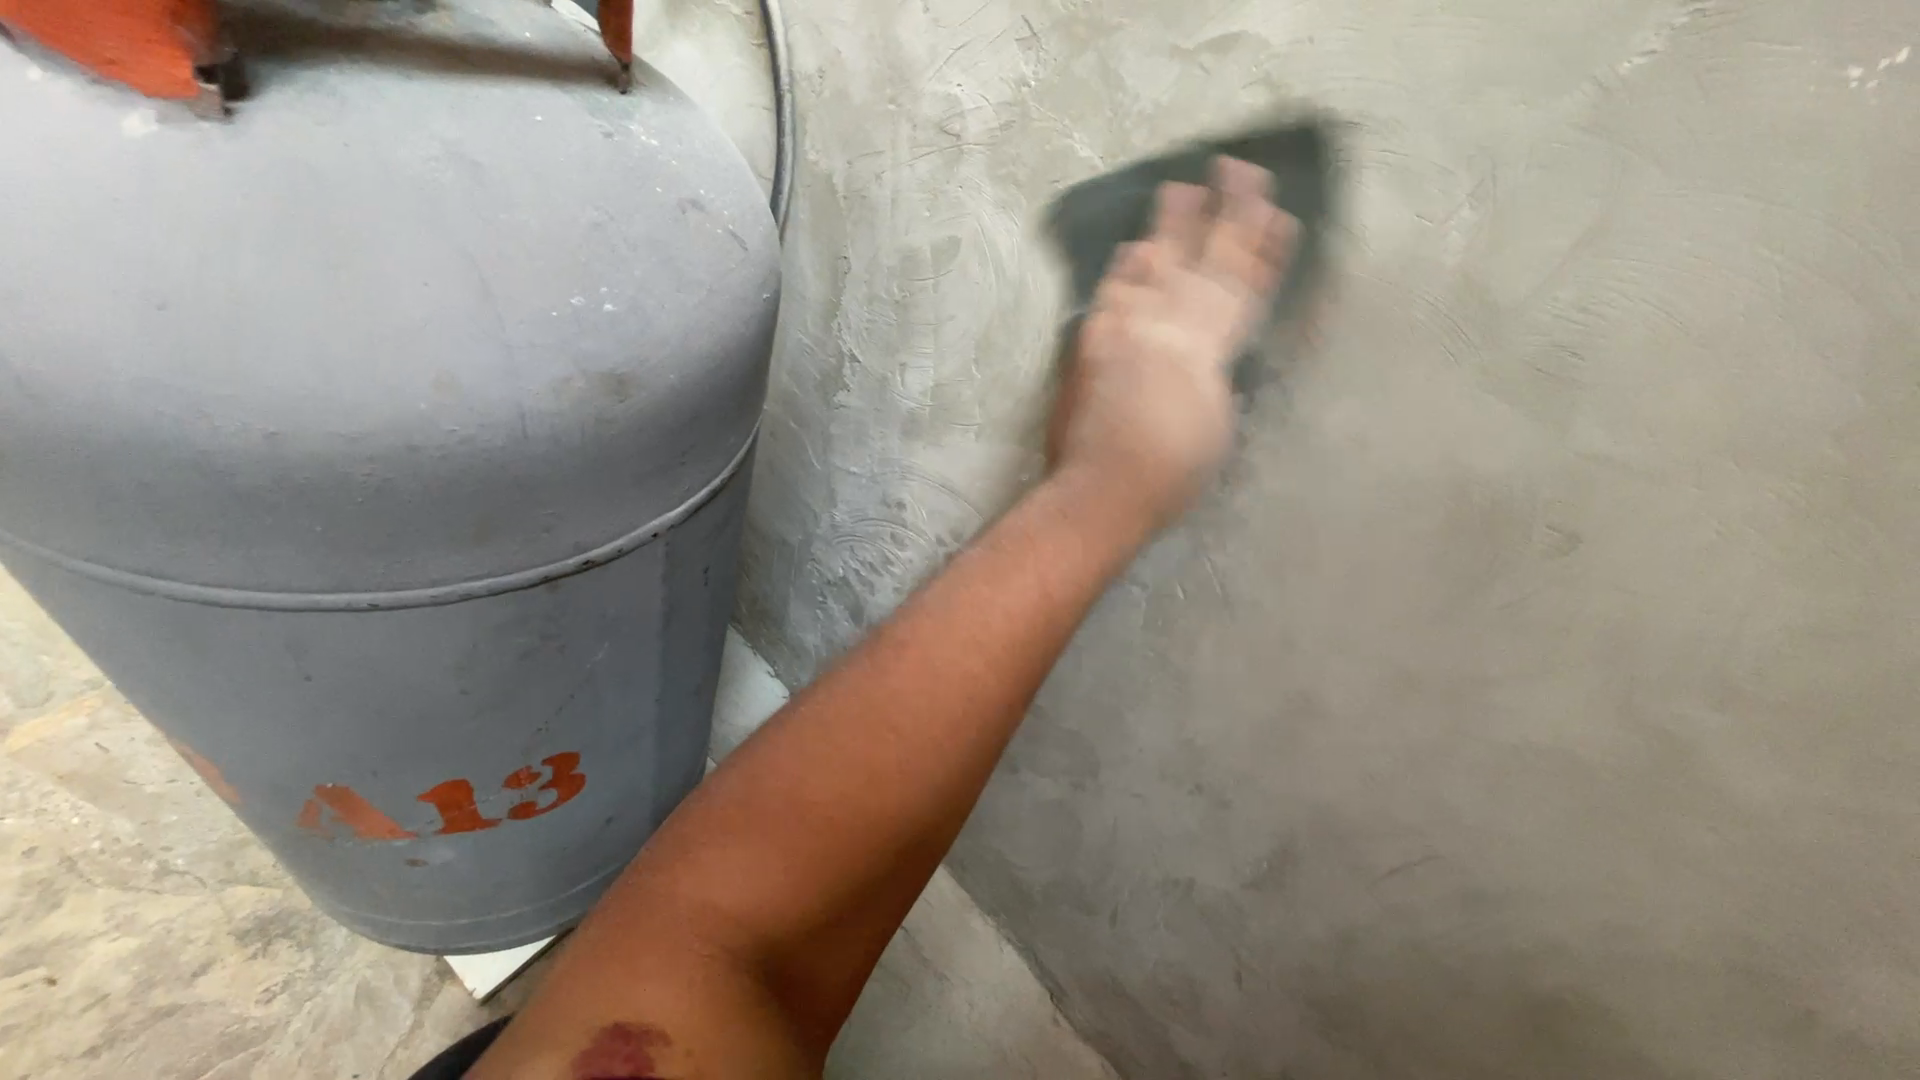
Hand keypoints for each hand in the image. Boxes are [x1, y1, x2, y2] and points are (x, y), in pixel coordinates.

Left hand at [1047, 156, 1297, 529]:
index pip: (1246, 284)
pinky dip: (1123, 269)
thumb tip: (1209, 350)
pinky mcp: (1090, 341)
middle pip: (1203, 258)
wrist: (1104, 485)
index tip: (1280, 212)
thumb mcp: (1216, 420)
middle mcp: (1170, 323)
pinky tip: (1130, 250)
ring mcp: (1125, 327)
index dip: (1265, 249)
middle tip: (1235, 168)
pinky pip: (1111, 291)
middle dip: (1224, 211)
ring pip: (1153, 262)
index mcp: (1211, 346)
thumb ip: (1213, 373)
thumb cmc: (1172, 469)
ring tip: (1178, 188)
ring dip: (1168, 226)